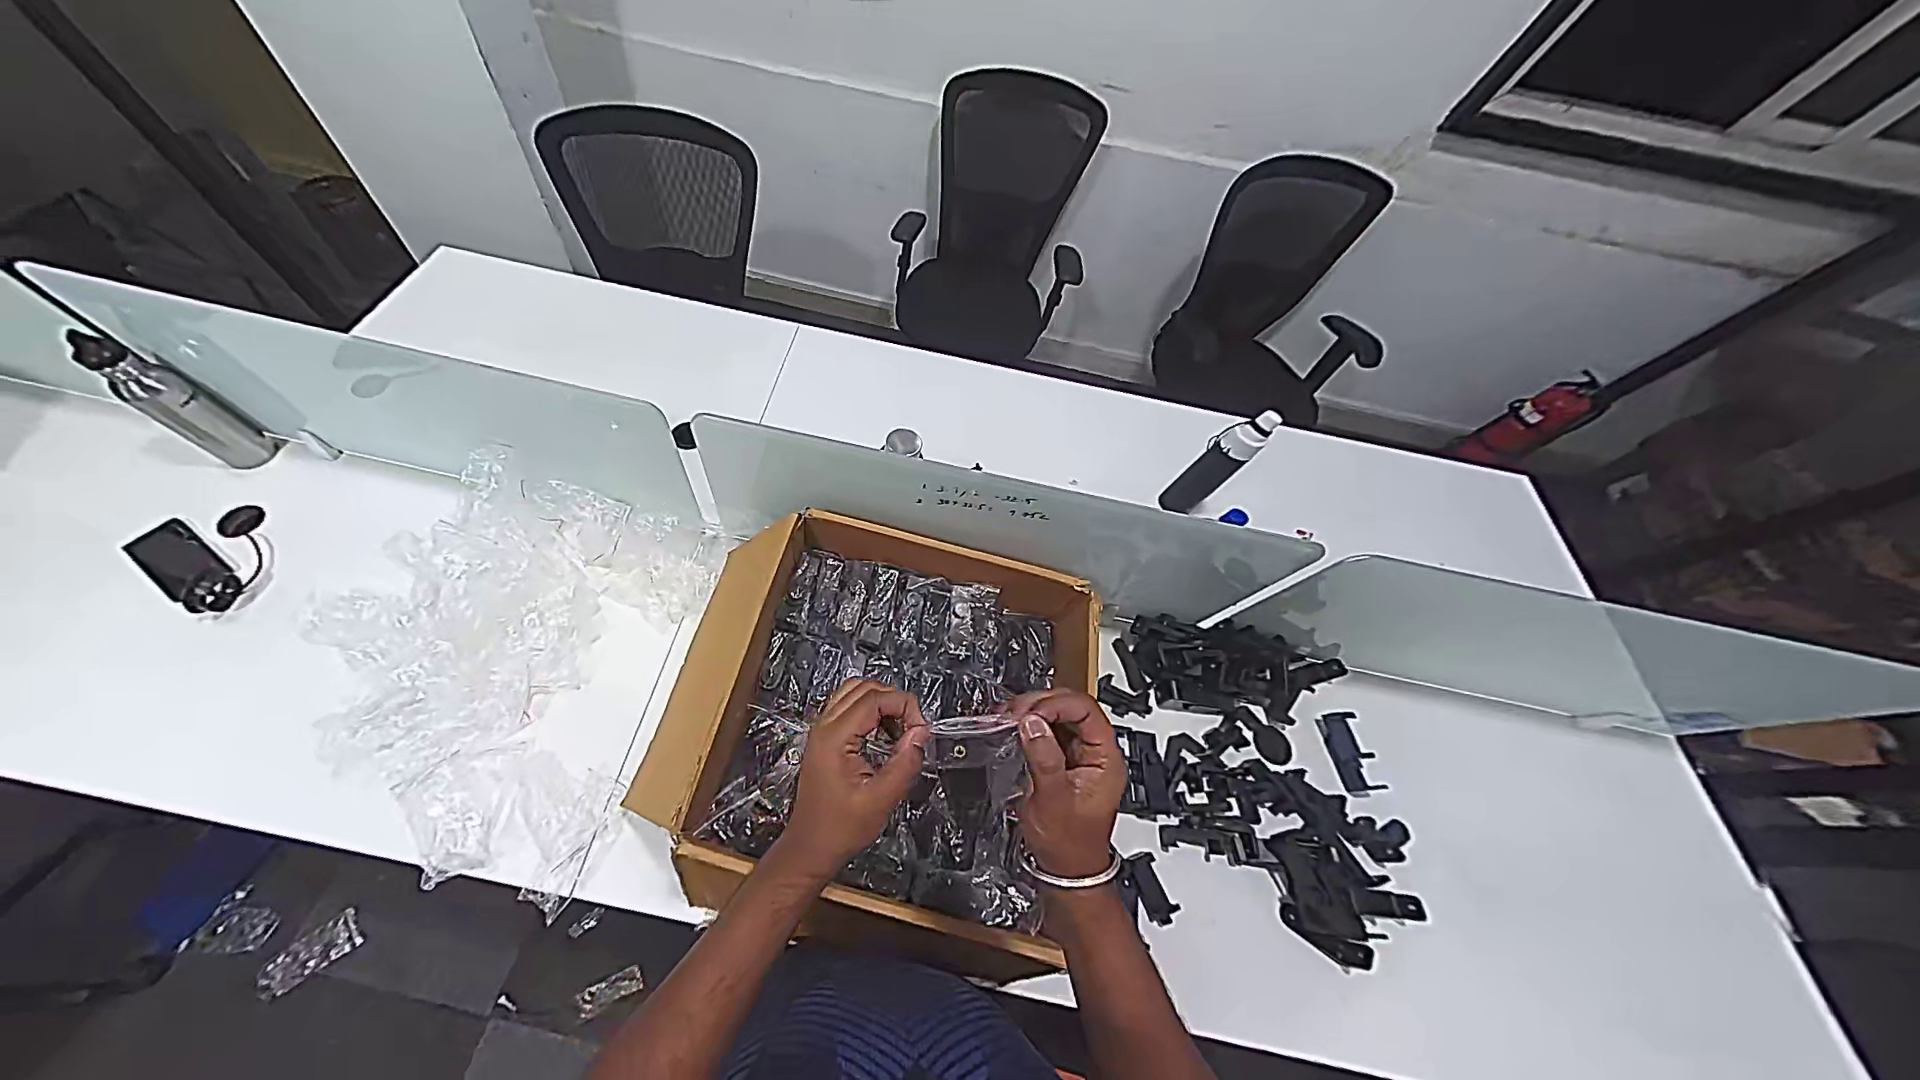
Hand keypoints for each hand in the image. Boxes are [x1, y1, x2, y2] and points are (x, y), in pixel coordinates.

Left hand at [776, 679, 928, 878]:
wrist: (811, 847)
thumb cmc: (839, 828)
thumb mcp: (881, 799)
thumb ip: (905, 763)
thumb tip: (921, 734)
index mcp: (834, 737)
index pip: (874, 698)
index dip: (904, 706)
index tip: (920, 729)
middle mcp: (824, 726)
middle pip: (865, 687)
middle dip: (895, 701)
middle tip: (912, 729)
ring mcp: (822, 730)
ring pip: (856, 692)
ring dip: (883, 704)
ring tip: (899, 731)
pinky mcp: (825, 737)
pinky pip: (849, 707)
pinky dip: (871, 711)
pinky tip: (883, 736)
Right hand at [1006, 688, 1126, 878]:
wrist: (1065, 870)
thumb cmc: (1069, 845)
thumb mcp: (1053, 800)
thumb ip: (1044, 758)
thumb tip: (1032, 723)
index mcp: (1105, 758)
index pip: (1085, 710)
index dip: (1056, 705)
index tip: (1030, 713)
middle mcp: (1095, 752)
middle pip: (1071, 706)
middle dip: (1040, 704)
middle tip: (1014, 713)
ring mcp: (1078, 754)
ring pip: (1057, 715)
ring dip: (1031, 712)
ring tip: (1008, 718)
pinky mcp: (1062, 758)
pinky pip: (1047, 730)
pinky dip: (1028, 724)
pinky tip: (1012, 727)